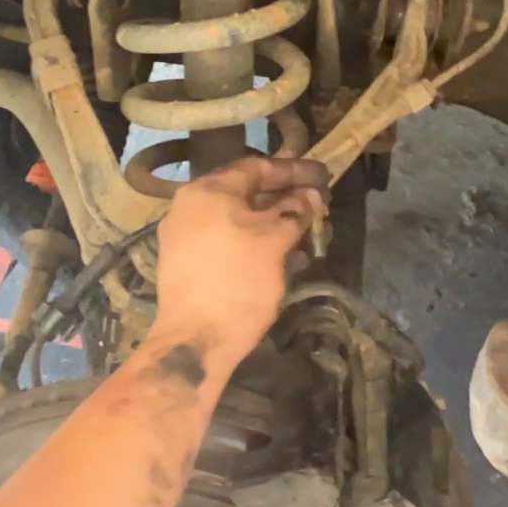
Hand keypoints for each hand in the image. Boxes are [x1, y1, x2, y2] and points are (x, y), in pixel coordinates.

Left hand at [151, 157, 330, 369]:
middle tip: (318, 205)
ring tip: (308, 234)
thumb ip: (294, 212)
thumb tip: (309, 196)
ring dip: (274, 223)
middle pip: (246, 192)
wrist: (196, 340)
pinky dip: (255, 241)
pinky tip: (284, 256)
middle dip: (286, 198)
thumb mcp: (274, 241)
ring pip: (237, 218)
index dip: (294, 170)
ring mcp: (185, 234)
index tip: (323, 175)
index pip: (257, 167)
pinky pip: (226, 239)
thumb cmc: (238, 281)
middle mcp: (190, 204)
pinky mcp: (186, 261)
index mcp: (208, 190)